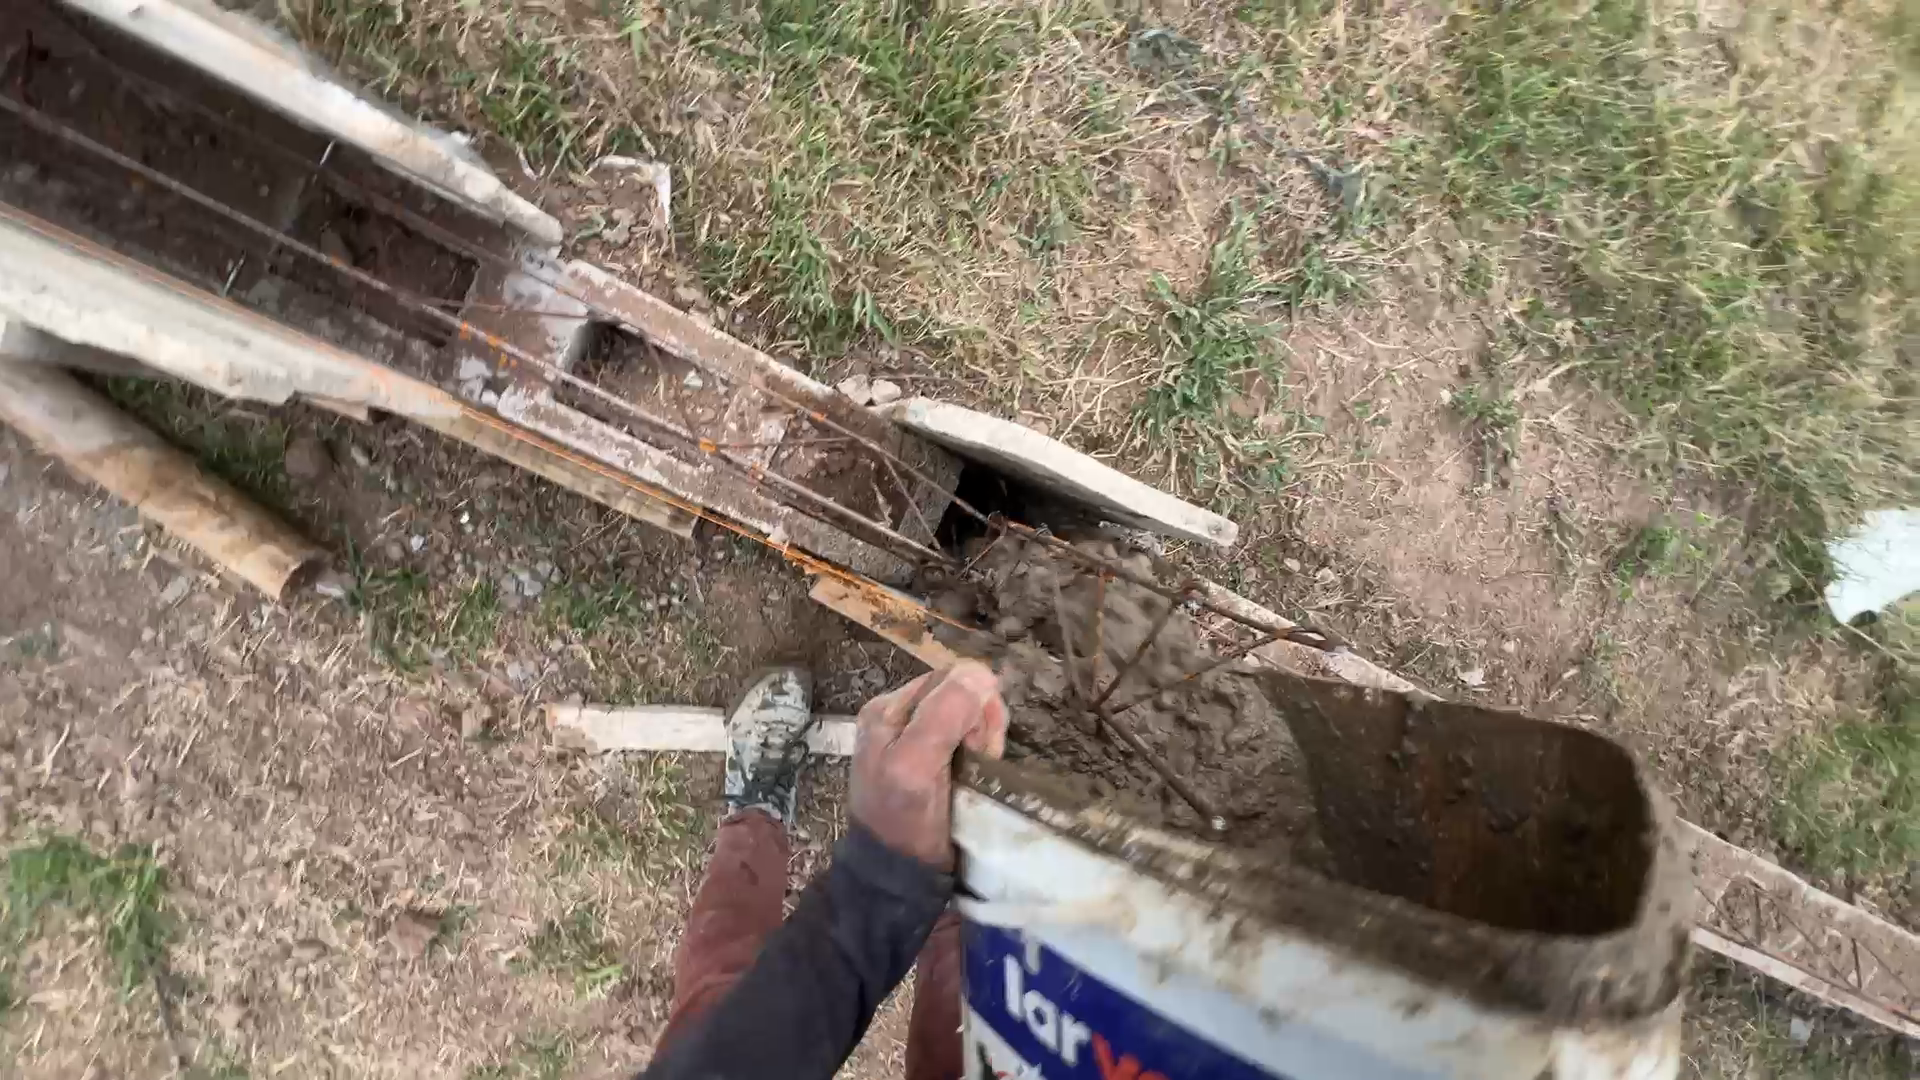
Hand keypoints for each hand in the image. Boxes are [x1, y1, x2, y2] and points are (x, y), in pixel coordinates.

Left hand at [849, 662, 1007, 869]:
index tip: (979, 741)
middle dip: (981, 722)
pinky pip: (971, 737)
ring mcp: (919, 737)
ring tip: (980, 768)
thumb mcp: (917, 763)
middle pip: (962, 694)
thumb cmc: (903, 819)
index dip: (974, 703)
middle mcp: (901, 715)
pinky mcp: (936, 758)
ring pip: (972, 715)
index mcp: (888, 707)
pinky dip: (984, 752)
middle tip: (980, 757)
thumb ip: (944, 715)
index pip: (949, 678)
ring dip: (986, 738)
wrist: (897, 877)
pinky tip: (978, 774)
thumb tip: (981, 673)